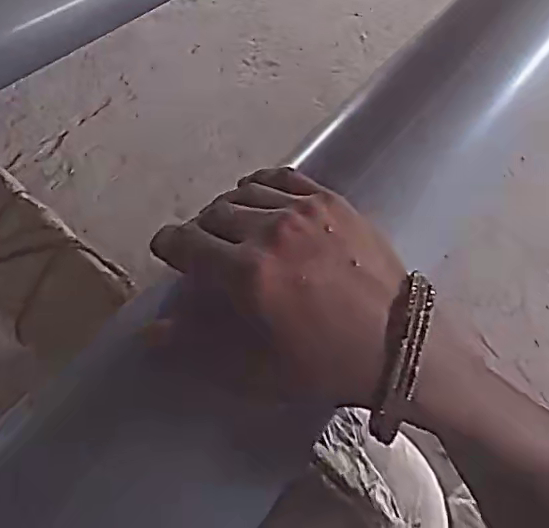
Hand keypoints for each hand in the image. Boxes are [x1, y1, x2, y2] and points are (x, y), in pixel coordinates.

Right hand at [150, 167, 406, 406]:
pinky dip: (261, 183)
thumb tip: (150, 332)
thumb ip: (199, 348)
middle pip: (214, 214)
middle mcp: (271, 230)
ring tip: (232, 224)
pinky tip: (260, 196)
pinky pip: (282, 177)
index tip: (165, 246)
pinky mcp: (329, 198)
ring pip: (245, 191)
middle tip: (203, 247)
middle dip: (200, 229)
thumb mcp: (259, 371)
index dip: (169, 243)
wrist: (398, 339)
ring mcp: (304, 209)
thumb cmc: (326, 363)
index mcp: (249, 274)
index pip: (189, 244)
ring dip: (229, 206)